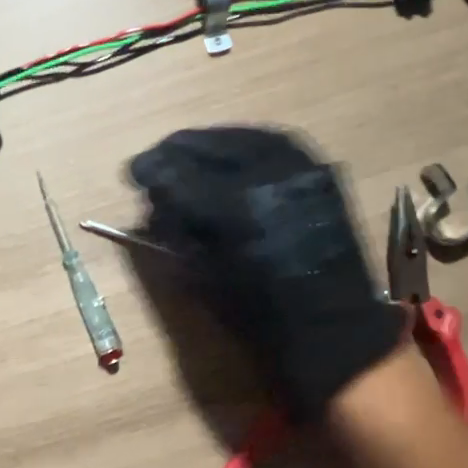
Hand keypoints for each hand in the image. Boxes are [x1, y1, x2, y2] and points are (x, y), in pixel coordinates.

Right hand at [129, 127, 404, 421]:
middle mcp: (269, 180)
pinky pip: (275, 145)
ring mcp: (301, 172)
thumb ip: (178, 236)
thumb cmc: (262, 318)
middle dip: (177, 152)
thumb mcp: (205, 281)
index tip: (133, 172)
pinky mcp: (321, 175)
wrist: (334, 329)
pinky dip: (245, 144)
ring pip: (244, 139)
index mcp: (237, 211)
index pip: (180, 174)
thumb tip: (156, 207)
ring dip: (210, 143)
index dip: (153, 170)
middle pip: (211, 148)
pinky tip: (230, 152)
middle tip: (156, 159)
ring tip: (187, 151)